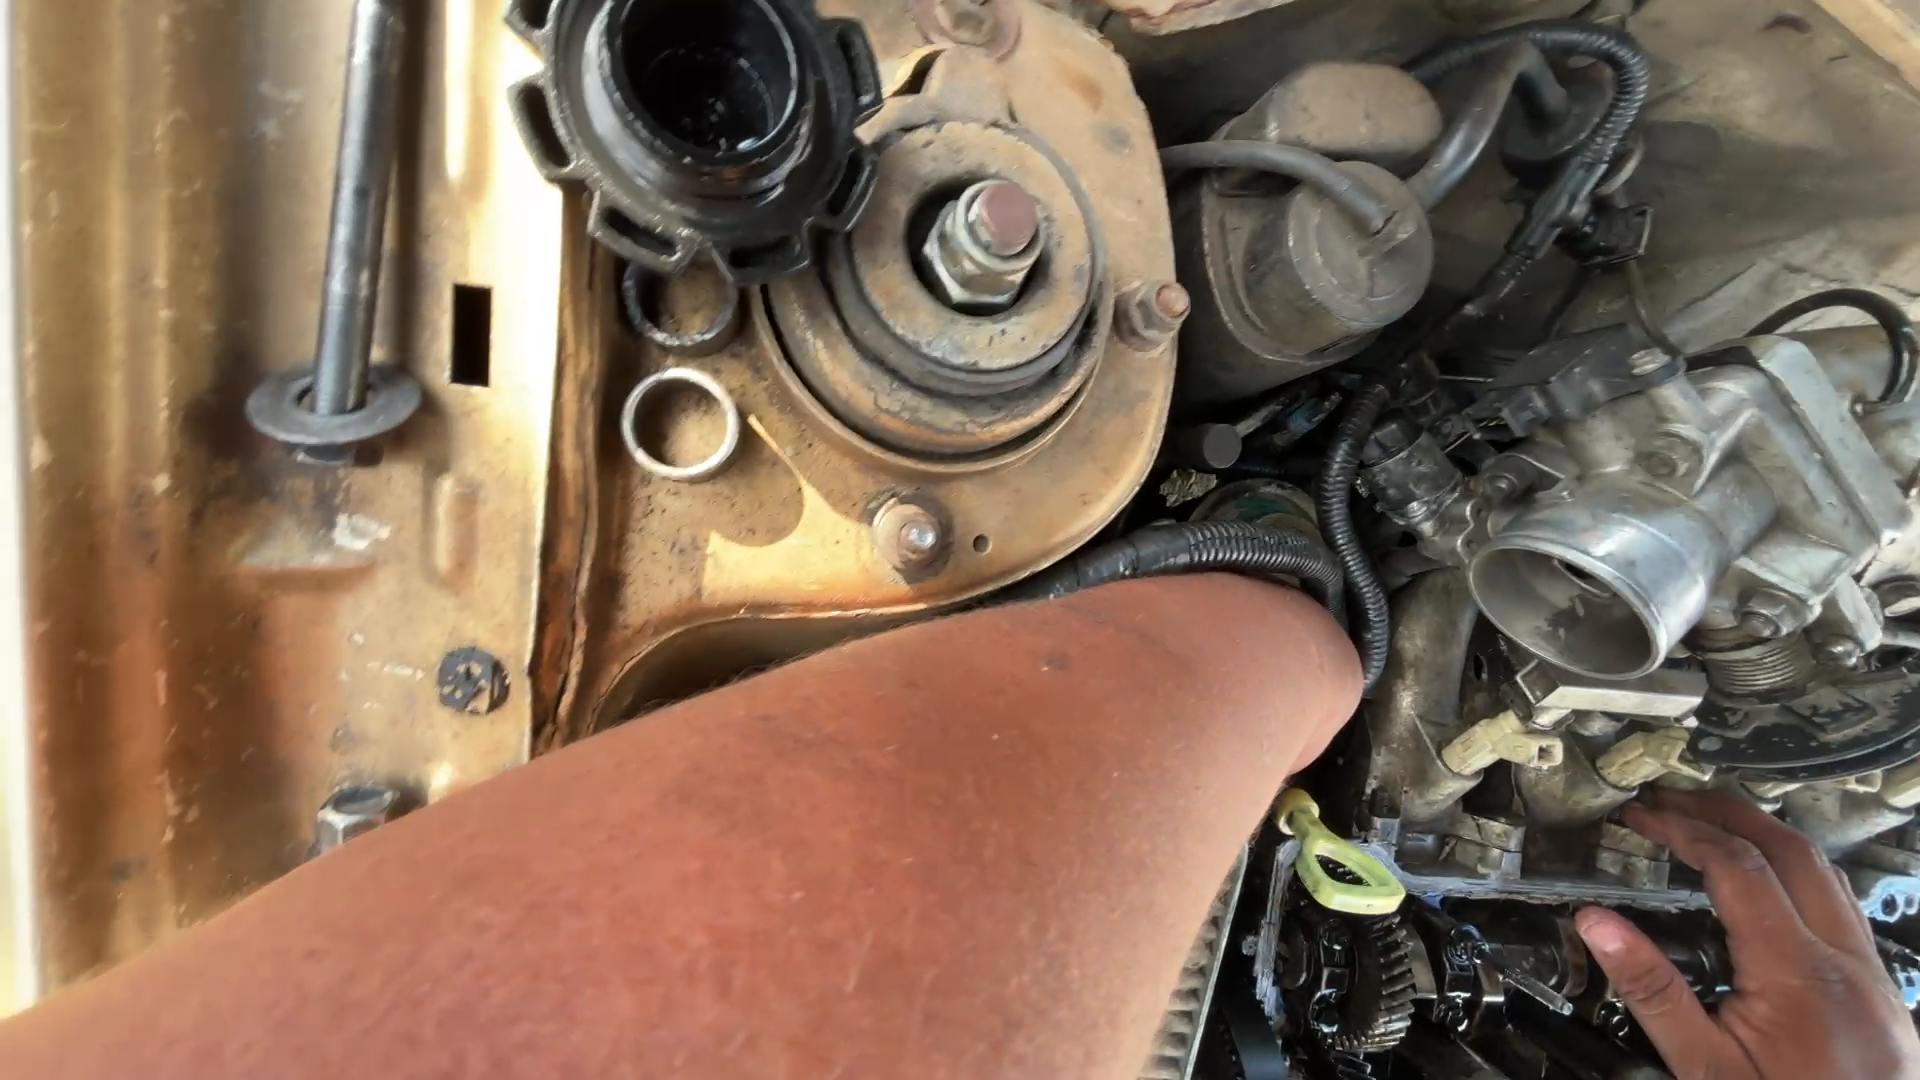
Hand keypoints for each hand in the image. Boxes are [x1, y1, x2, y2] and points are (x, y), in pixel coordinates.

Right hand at [1574, 788, 1919, 1079]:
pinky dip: (1789, 870)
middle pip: (1797, 854)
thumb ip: (1651, 990)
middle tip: (1666, 798)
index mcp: (1804, 977)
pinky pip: (1839, 906)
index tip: (1636, 816)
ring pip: (1828, 876)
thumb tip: (1591, 919)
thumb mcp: (1706, 1069)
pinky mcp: (1884, 997)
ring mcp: (1878, 981)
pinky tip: (1755, 879)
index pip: (1739, 868)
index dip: (1682, 829)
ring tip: (1703, 821)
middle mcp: (1853, 968)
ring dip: (1762, 835)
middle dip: (1725, 813)